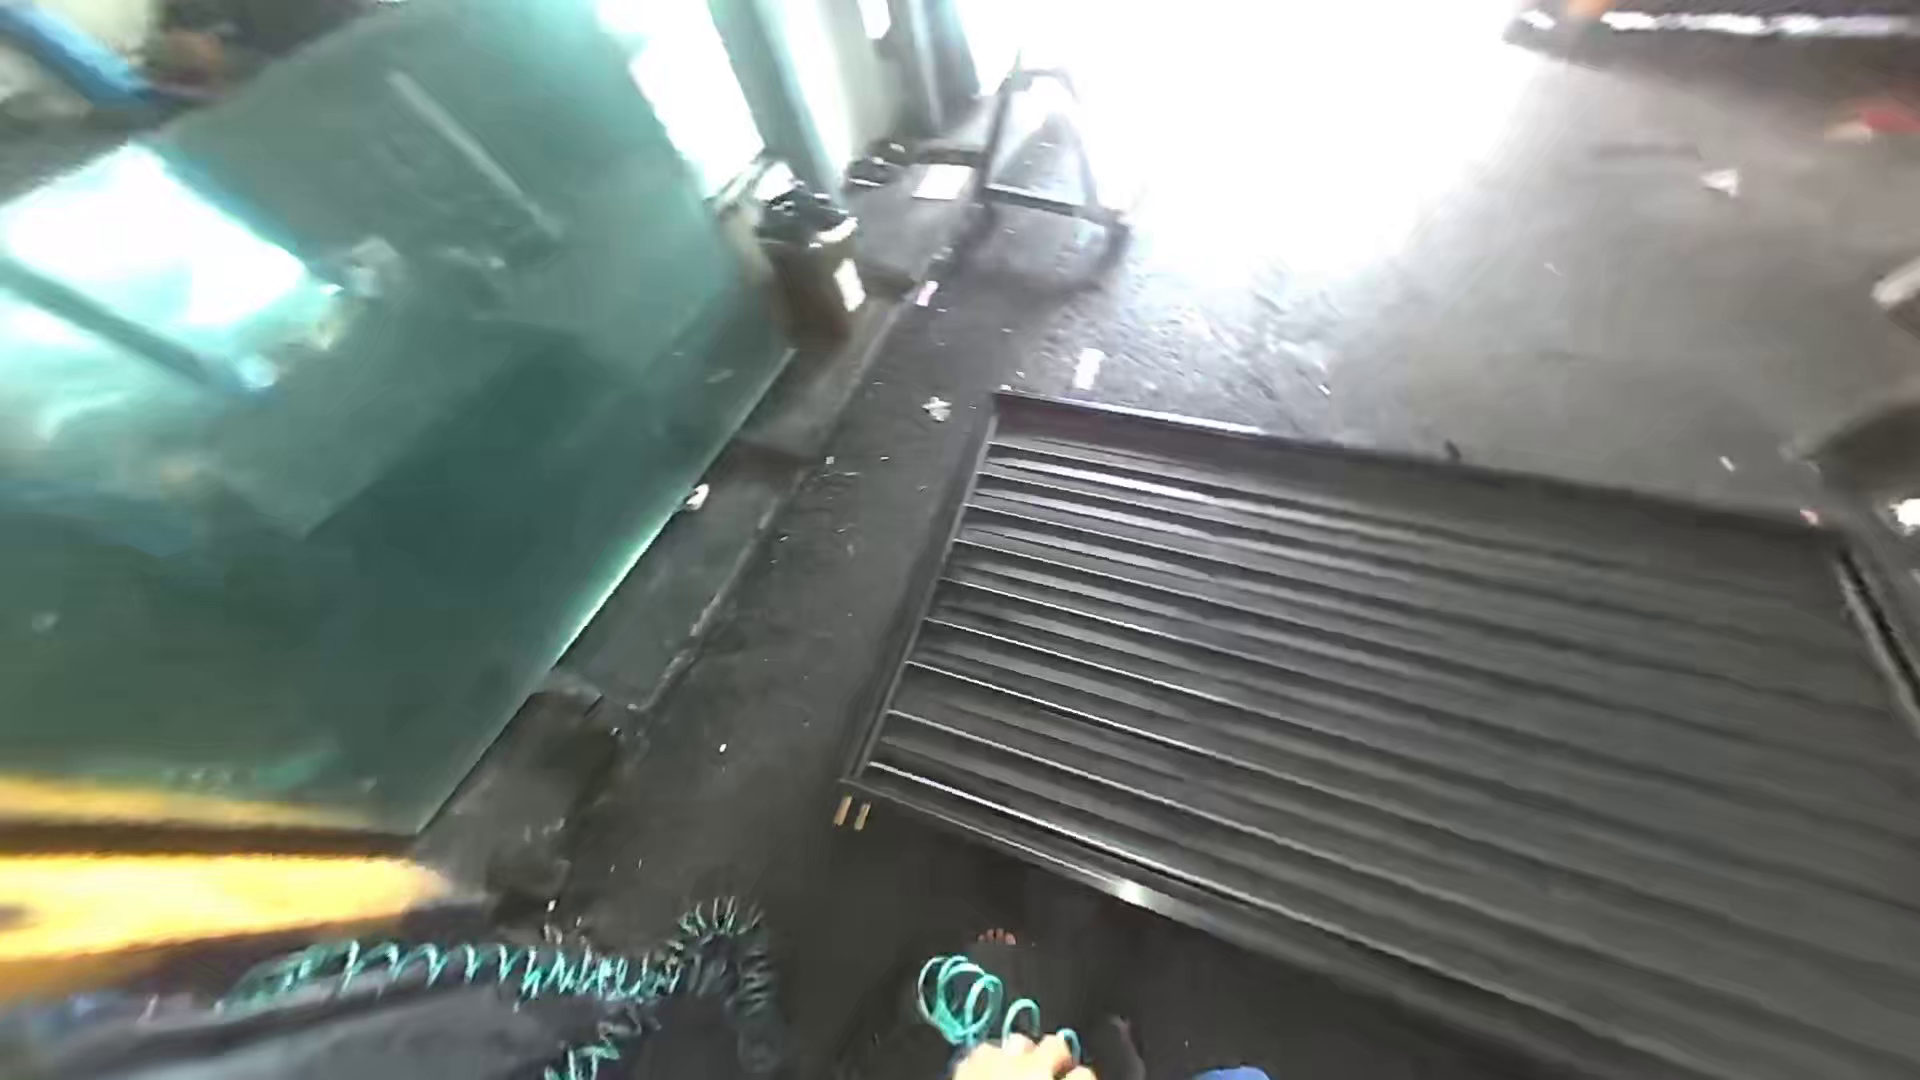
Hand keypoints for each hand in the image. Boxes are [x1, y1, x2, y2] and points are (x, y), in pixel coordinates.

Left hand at [954, 1033, 1094, 1079]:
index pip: (1085, 1077)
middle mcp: (1034, 1071)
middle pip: (1056, 1047)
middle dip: (1056, 1062)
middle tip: (1052, 1078)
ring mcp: (1000, 1061)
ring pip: (1021, 1041)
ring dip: (1024, 1057)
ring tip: (1020, 1075)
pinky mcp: (971, 1062)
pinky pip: (988, 1050)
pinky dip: (992, 1062)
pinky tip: (992, 1079)